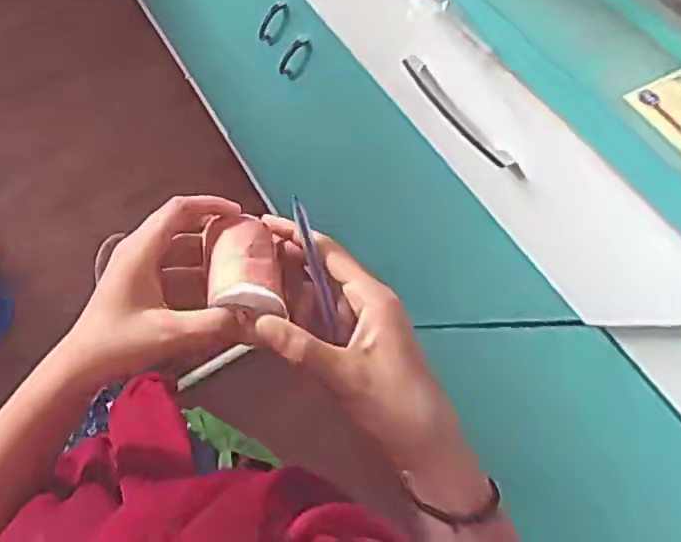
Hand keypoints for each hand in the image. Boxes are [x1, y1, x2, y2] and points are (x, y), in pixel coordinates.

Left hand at [54, 195, 248, 384]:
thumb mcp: (168, 334)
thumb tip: (248, 318)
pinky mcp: (139, 284)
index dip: (209, 205)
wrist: (80, 365)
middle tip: (241, 237)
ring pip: (178, 248)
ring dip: (204, 254)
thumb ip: (211, 325)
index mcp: (140, 249)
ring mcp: (137, 266)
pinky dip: (194, 273)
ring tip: (235, 263)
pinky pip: (172, 268)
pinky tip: (215, 291)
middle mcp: (138, 250)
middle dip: (212, 229)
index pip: (178, 209)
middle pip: (180, 225)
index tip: (235, 212)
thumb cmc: (114, 344)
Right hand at [248, 217, 491, 512]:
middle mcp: (368, 302)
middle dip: (290, 257)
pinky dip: (301, 309)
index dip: (297, 234)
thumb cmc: (396, 406)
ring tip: (255, 276)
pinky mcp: (358, 344)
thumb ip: (300, 346)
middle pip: (324, 268)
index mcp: (372, 297)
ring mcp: (364, 323)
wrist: (430, 456)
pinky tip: (278, 312)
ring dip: (293, 284)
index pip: (329, 252)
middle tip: (250, 250)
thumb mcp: (345, 375)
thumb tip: (257, 321)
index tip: (264, 223)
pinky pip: (325, 316)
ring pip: (322, 293)